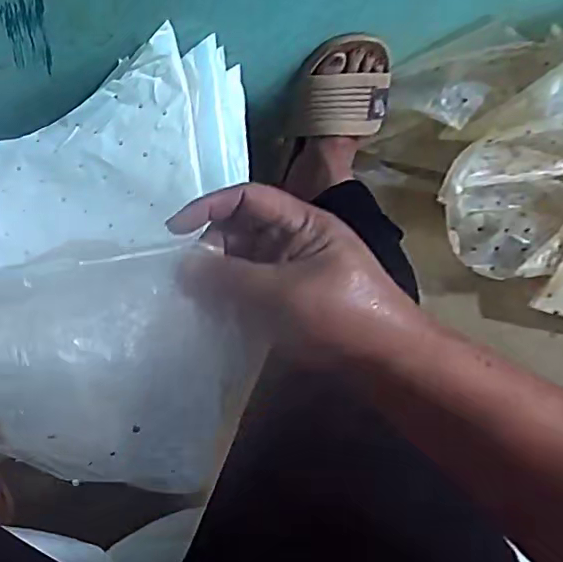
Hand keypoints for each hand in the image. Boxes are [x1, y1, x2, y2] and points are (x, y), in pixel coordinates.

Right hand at [167, 183, 423, 366]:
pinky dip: (223, 293)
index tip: (174, 230)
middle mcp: (292, 240)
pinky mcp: (282, 297)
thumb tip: (181, 266)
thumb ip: (227, 276)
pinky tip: (210, 310)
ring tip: (193, 296)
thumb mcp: (280, 291)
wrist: (387, 363)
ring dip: (212, 274)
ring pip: (236, 259)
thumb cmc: (342, 315)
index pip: (247, 198)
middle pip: (236, 229)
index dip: (208, 207)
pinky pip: (243, 285)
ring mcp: (287, 269)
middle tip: (186, 276)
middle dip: (207, 247)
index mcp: (303, 223)